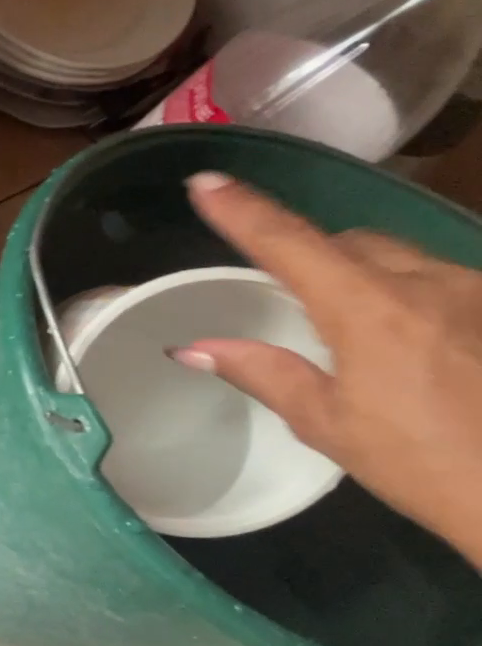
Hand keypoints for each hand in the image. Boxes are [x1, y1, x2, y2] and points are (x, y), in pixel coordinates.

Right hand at [172, 172, 481, 559]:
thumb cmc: (426, 465)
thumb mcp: (328, 423)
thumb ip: (264, 372)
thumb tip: (194, 347)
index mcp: (373, 311)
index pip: (291, 244)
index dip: (244, 211)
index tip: (207, 181)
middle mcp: (437, 285)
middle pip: (357, 242)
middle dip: (315, 252)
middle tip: (285, 289)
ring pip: (409, 262)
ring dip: (370, 279)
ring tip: (360, 335)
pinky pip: (451, 287)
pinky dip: (416, 302)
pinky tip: (422, 351)